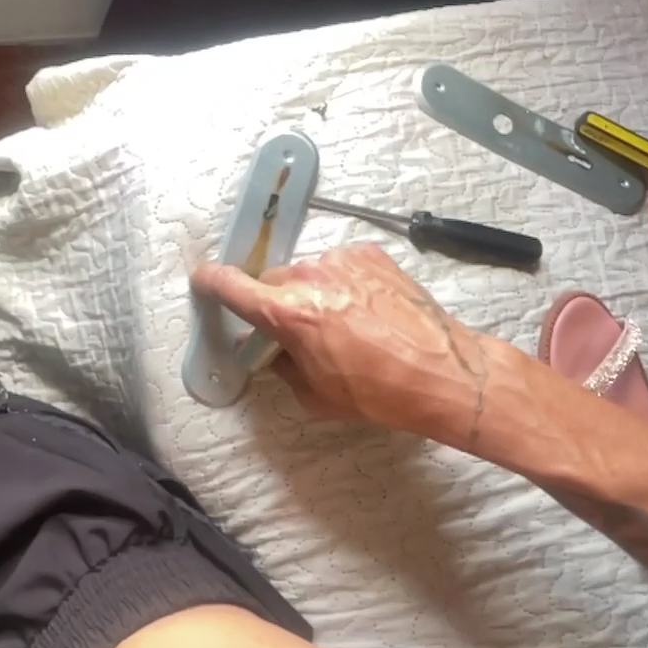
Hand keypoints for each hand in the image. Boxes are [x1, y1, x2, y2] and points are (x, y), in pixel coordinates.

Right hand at [191, 243, 525, 451]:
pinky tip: (366, 308)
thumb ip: (281, 364)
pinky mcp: (367, 252)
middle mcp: (308, 276)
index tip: (202, 279)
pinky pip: (337, 264)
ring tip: (345, 322)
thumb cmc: (379, 392)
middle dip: (277, 302)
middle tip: (300, 330)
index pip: (230, 285)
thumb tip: (272, 349)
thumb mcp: (315, 395)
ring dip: (312, 291)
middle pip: (271, 280)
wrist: (445, 372)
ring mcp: (339, 260)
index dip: (209, 281)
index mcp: (287, 312)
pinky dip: (342, 282)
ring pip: (306, 271)